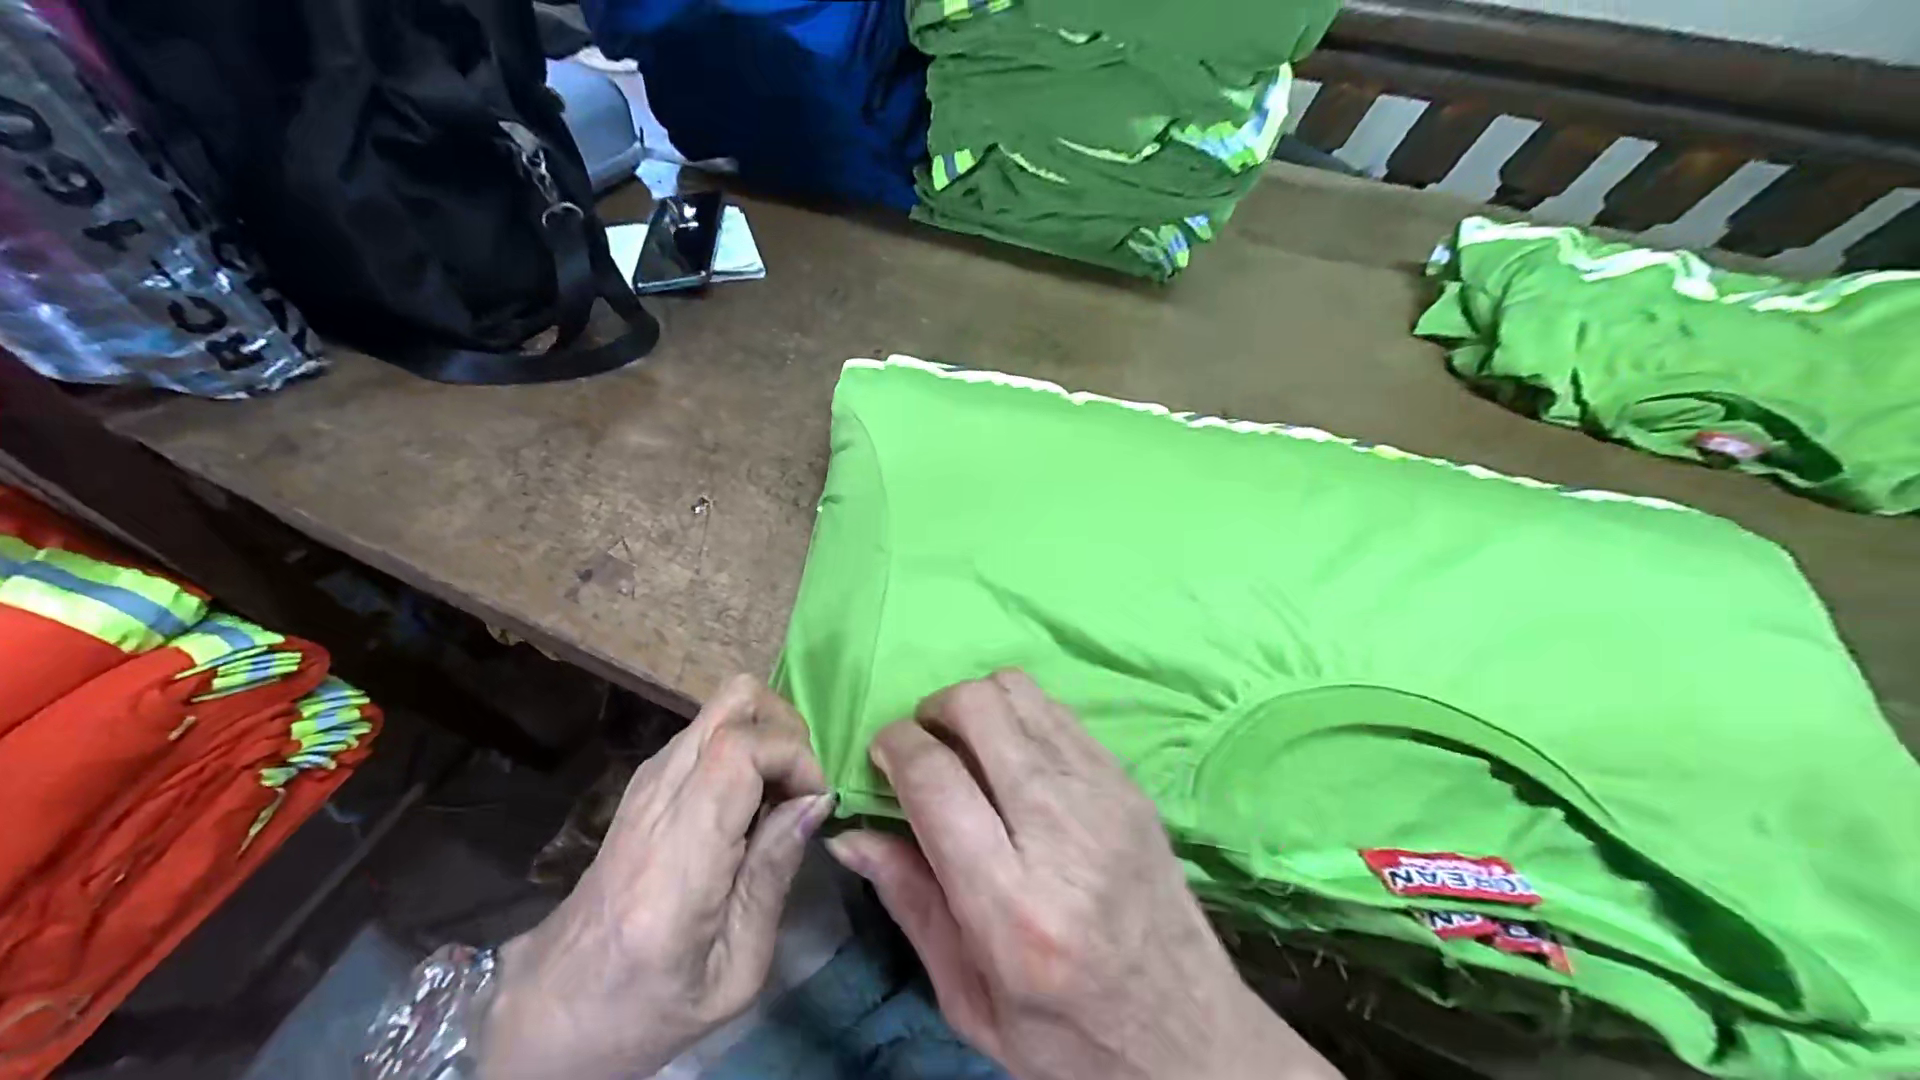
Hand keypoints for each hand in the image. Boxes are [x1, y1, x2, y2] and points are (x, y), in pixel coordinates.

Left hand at [478, 676, 832, 1079]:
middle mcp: (656, 799)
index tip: (816, 800)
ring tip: (780, 792)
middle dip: (787, 726)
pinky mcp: (646, 778)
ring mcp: (646, 781)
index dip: (794, 755)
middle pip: (733, 700)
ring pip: (723, 704)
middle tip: (801, 783)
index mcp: (678, 858)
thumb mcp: (736, 967)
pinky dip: (747, 742)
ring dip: (768, 733)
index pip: (740, 749)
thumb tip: (817, 799)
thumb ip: (774, 872)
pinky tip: (751, 798)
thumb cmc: (651, 1004)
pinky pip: (710, 729)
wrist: (558, 1005)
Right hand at [825, 671, 1340, 1079]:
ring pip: (1019, 693)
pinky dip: (1018, 712)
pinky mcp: (1128, 782)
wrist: (1186, 1037)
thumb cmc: (1067, 1036)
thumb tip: (850, 832)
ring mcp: (1103, 796)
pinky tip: (1011, 752)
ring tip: (964, 743)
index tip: (882, 753)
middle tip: (923, 744)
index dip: (894, 746)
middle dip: (933, 711)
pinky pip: (1057, 709)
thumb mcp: (968, 996)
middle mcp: (1061, 834)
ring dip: (975, 703)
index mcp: (1012, 905)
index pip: (936, 779)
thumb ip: (908, 901)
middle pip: (980, 711)